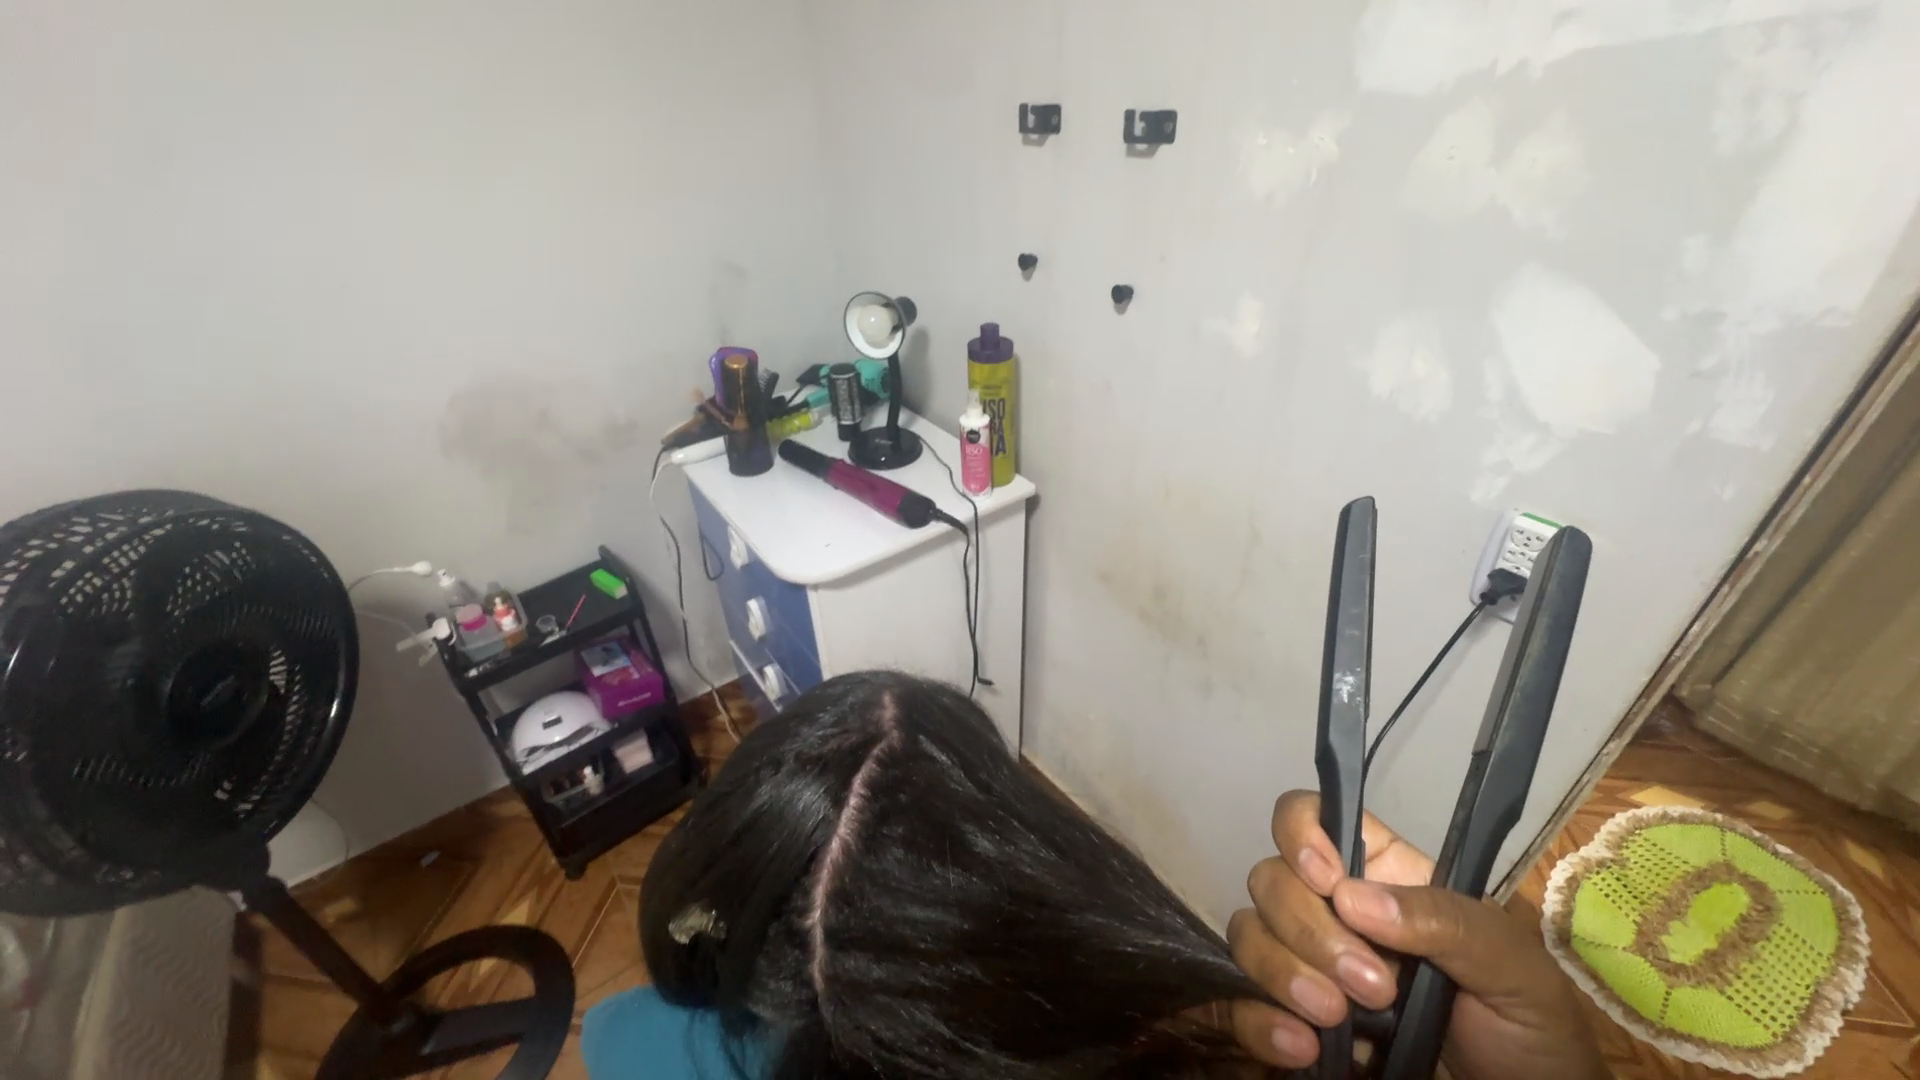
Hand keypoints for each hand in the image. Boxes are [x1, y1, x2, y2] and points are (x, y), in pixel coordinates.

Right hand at [1226, 791, 1604, 1078]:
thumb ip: (1444, 920)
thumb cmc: (1528, 1028)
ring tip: (1335, 1020)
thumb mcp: (1513, 966)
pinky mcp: (1290, 1019)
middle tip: (1372, 986)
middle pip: (1271, 878)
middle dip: (1308, 931)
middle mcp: (1329, 907)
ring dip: (1282, 972)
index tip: (1326, 881)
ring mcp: (1304, 962)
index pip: (1309, 815)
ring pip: (1249, 932)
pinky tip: (1299, 1048)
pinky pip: (1241, 1002)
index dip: (1300, 833)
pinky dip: (1258, 1020)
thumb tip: (1350, 897)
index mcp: (1378, 874)